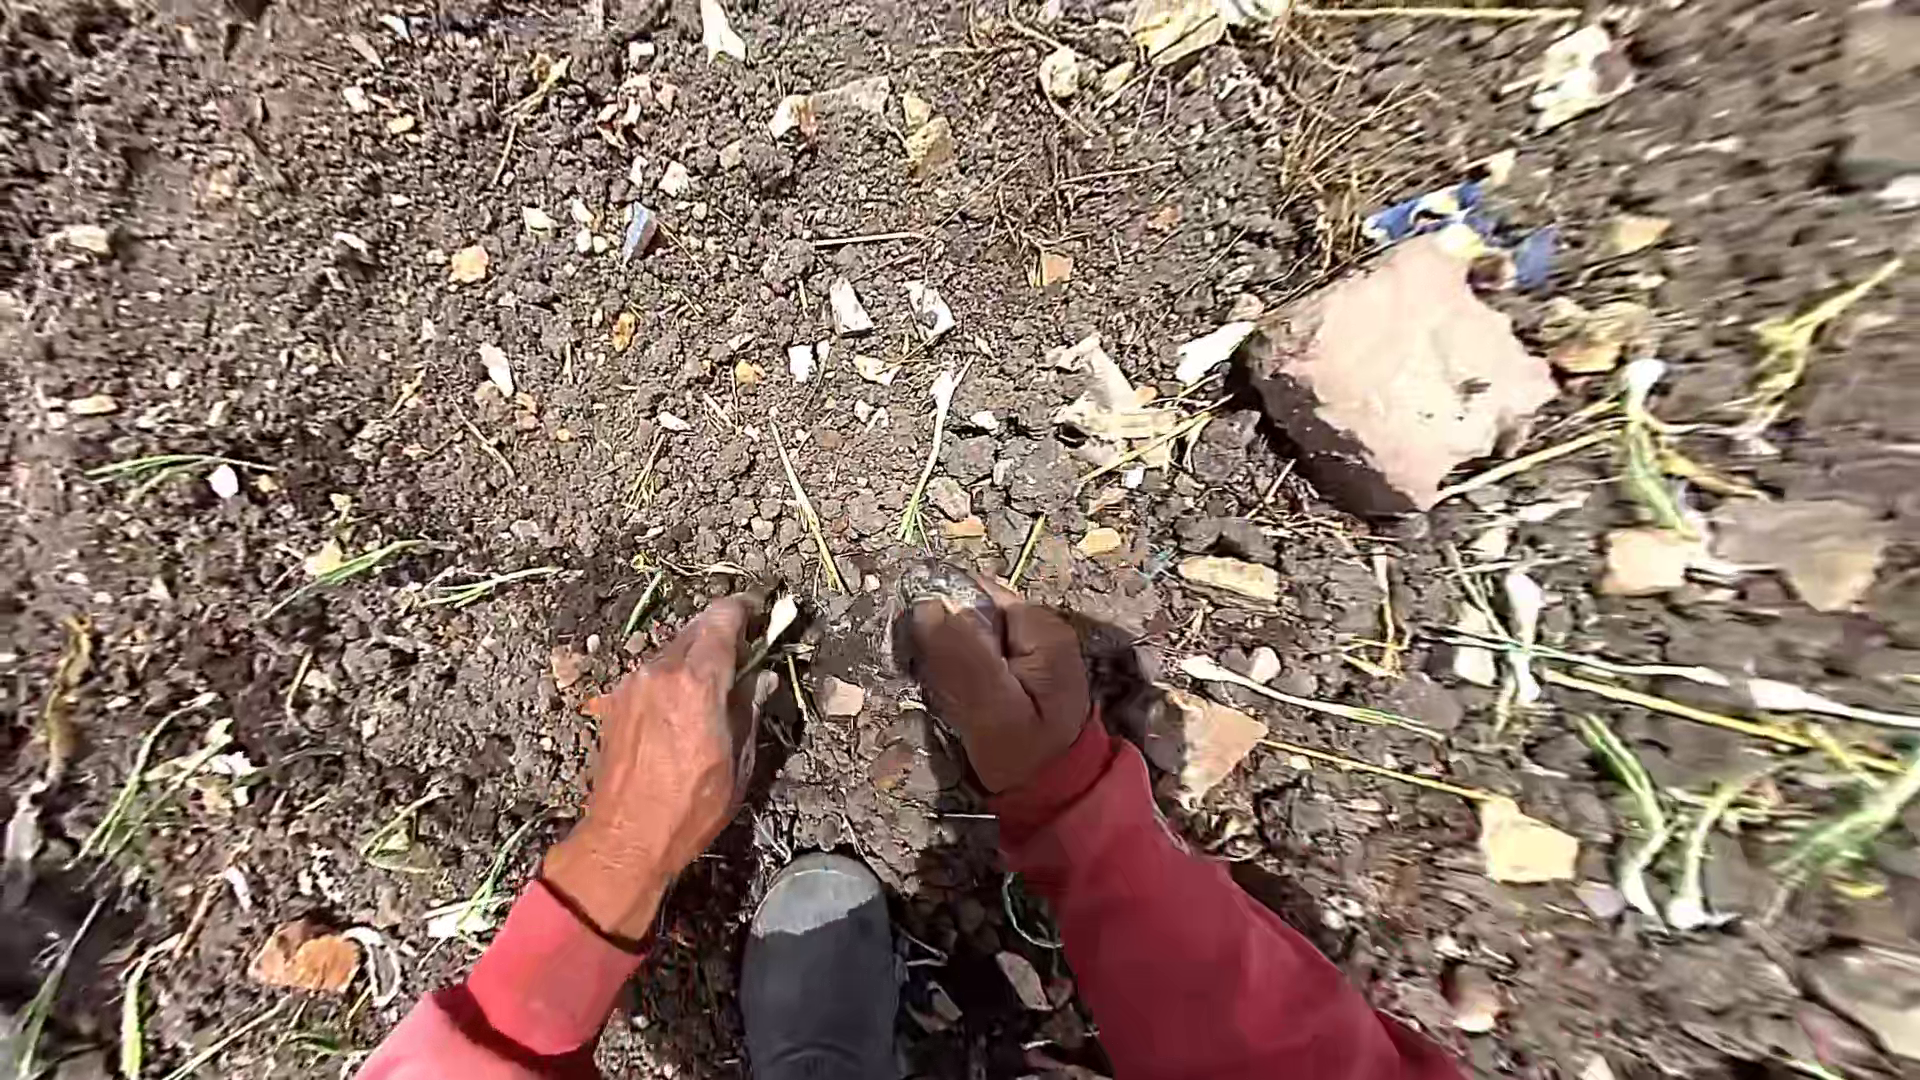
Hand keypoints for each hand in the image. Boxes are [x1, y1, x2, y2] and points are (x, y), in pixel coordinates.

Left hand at [543, 595, 768, 944]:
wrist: (624, 842)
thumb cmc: (691, 806)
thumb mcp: (739, 757)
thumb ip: (750, 704)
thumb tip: (762, 676)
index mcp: (696, 680)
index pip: (723, 617)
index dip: (747, 609)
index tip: (763, 615)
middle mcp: (660, 671)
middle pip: (699, 625)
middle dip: (726, 629)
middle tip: (748, 649)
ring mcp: (633, 684)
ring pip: (675, 646)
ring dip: (700, 651)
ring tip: (720, 679)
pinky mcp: (617, 701)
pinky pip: (655, 669)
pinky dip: (677, 670)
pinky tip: (687, 701)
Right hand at [905, 575, 1089, 792]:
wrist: (1056, 796)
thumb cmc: (1025, 757)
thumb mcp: (992, 712)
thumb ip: (962, 659)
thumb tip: (927, 607)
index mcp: (1041, 629)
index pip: (976, 596)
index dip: (943, 617)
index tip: (925, 653)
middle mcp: (1040, 628)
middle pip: (974, 611)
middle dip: (946, 638)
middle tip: (938, 682)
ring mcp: (1032, 647)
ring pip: (972, 632)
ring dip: (951, 657)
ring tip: (949, 695)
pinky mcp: (1021, 666)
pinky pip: (980, 653)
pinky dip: (962, 670)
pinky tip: (959, 698)